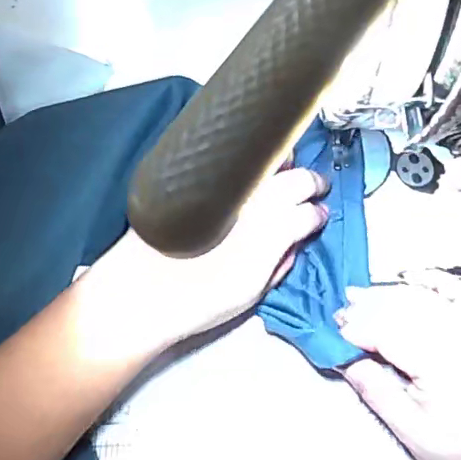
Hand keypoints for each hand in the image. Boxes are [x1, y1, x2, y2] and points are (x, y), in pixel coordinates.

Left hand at [81, 168, 328, 356]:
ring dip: (282, 163)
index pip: (309, 212)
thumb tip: (296, 239)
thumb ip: (281, 261)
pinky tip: (249, 168)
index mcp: (272, 231)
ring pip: (266, 160)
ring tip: (285, 169)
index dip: (318, 213)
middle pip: (297, 178)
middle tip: (313, 187)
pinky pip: (233, 160)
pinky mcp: (200, 177)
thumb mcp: (253, 291)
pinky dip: (247, 161)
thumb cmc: (198, 299)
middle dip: (310, 182)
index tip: (318, 214)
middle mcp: (254, 200)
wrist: (141, 288)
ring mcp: (228, 185)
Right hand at [338, 280, 460, 459]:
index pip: (390, 332)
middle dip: (368, 308)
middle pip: (406, 309)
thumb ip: (374, 389)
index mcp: (448, 368)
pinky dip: (435, 282)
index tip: (333, 330)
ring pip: (427, 299)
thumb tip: (341, 354)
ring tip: (360, 298)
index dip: (358, 328)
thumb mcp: (412, 435)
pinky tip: (411, 278)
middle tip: (339, 313)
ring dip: (390, 296)